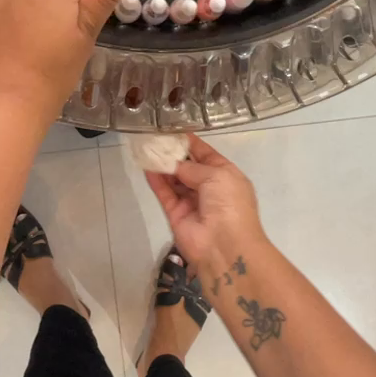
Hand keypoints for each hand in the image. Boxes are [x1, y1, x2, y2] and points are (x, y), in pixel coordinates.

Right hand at [145, 135, 267, 268]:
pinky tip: (146, 166)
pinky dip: (156, 180)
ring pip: (175, 179)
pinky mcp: (176, 213)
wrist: (225, 246)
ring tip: (146, 148)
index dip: (191, 143)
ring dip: (162, 165)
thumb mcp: (217, 175)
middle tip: (155, 138)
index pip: (206, 154)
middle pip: (188, 166)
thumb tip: (173, 163)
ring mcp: (192, 201)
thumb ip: (192, 167)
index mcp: (226, 176)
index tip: (173, 130)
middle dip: (173, 153)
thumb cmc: (229, 204)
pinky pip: (165, 193)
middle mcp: (209, 188)